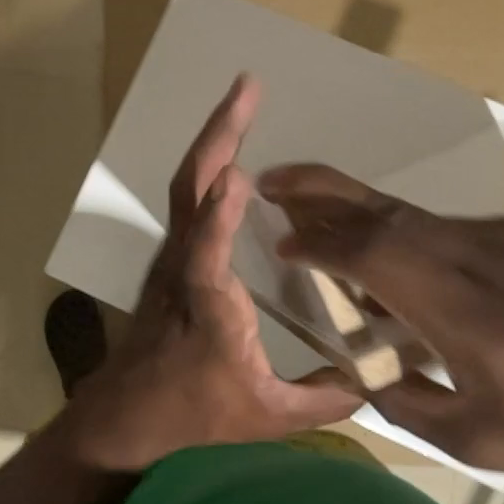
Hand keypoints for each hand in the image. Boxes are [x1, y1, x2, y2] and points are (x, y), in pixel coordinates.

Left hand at [60, 78, 363, 470]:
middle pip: (188, 192)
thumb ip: (322, 398)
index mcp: (205, 307)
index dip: (217, 216)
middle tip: (247, 88)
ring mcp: (170, 260)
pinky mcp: (170, 260)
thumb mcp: (265, 415)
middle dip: (217, 136)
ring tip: (244, 103)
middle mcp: (181, 271)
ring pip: (184, 189)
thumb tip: (377, 380)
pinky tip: (233, 157)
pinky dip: (208, 170)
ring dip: (212, 142)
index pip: (205, 256)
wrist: (126, 412)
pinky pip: (188, 203)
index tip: (237, 175)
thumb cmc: (192, 414)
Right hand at [258, 164, 503, 501]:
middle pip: (395, 215)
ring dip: (384, 230)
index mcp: (483, 324)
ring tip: (355, 247)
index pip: (378, 257)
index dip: (320, 243)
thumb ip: (402, 399)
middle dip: (326, 195)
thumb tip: (357, 364)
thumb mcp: (480, 443)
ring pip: (436, 223)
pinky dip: (442, 245)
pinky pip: (482, 231)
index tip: (284, 243)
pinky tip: (446, 276)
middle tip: (278, 182)